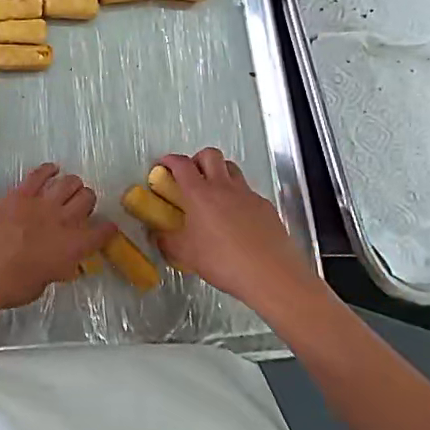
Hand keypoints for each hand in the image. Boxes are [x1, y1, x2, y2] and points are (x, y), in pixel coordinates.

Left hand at [0, 164, 114, 314]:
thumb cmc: (11, 286)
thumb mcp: (42, 285)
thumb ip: (55, 269)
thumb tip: (59, 264)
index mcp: (73, 247)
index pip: (101, 233)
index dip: (107, 229)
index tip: (108, 228)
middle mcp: (63, 221)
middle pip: (87, 198)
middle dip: (87, 200)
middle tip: (81, 205)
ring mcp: (42, 204)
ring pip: (68, 182)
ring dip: (72, 184)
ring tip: (69, 186)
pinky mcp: (20, 193)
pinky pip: (39, 174)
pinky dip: (48, 169)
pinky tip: (51, 169)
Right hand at [155, 148, 319, 310]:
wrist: (271, 275)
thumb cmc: (225, 262)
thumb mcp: (186, 255)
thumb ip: (168, 241)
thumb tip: (159, 235)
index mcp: (200, 194)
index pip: (182, 164)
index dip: (170, 160)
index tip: (164, 165)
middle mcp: (224, 187)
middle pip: (210, 155)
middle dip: (197, 159)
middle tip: (191, 174)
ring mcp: (248, 195)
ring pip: (232, 169)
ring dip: (220, 172)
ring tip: (214, 193)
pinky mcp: (266, 207)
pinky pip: (249, 192)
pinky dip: (239, 196)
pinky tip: (238, 217)